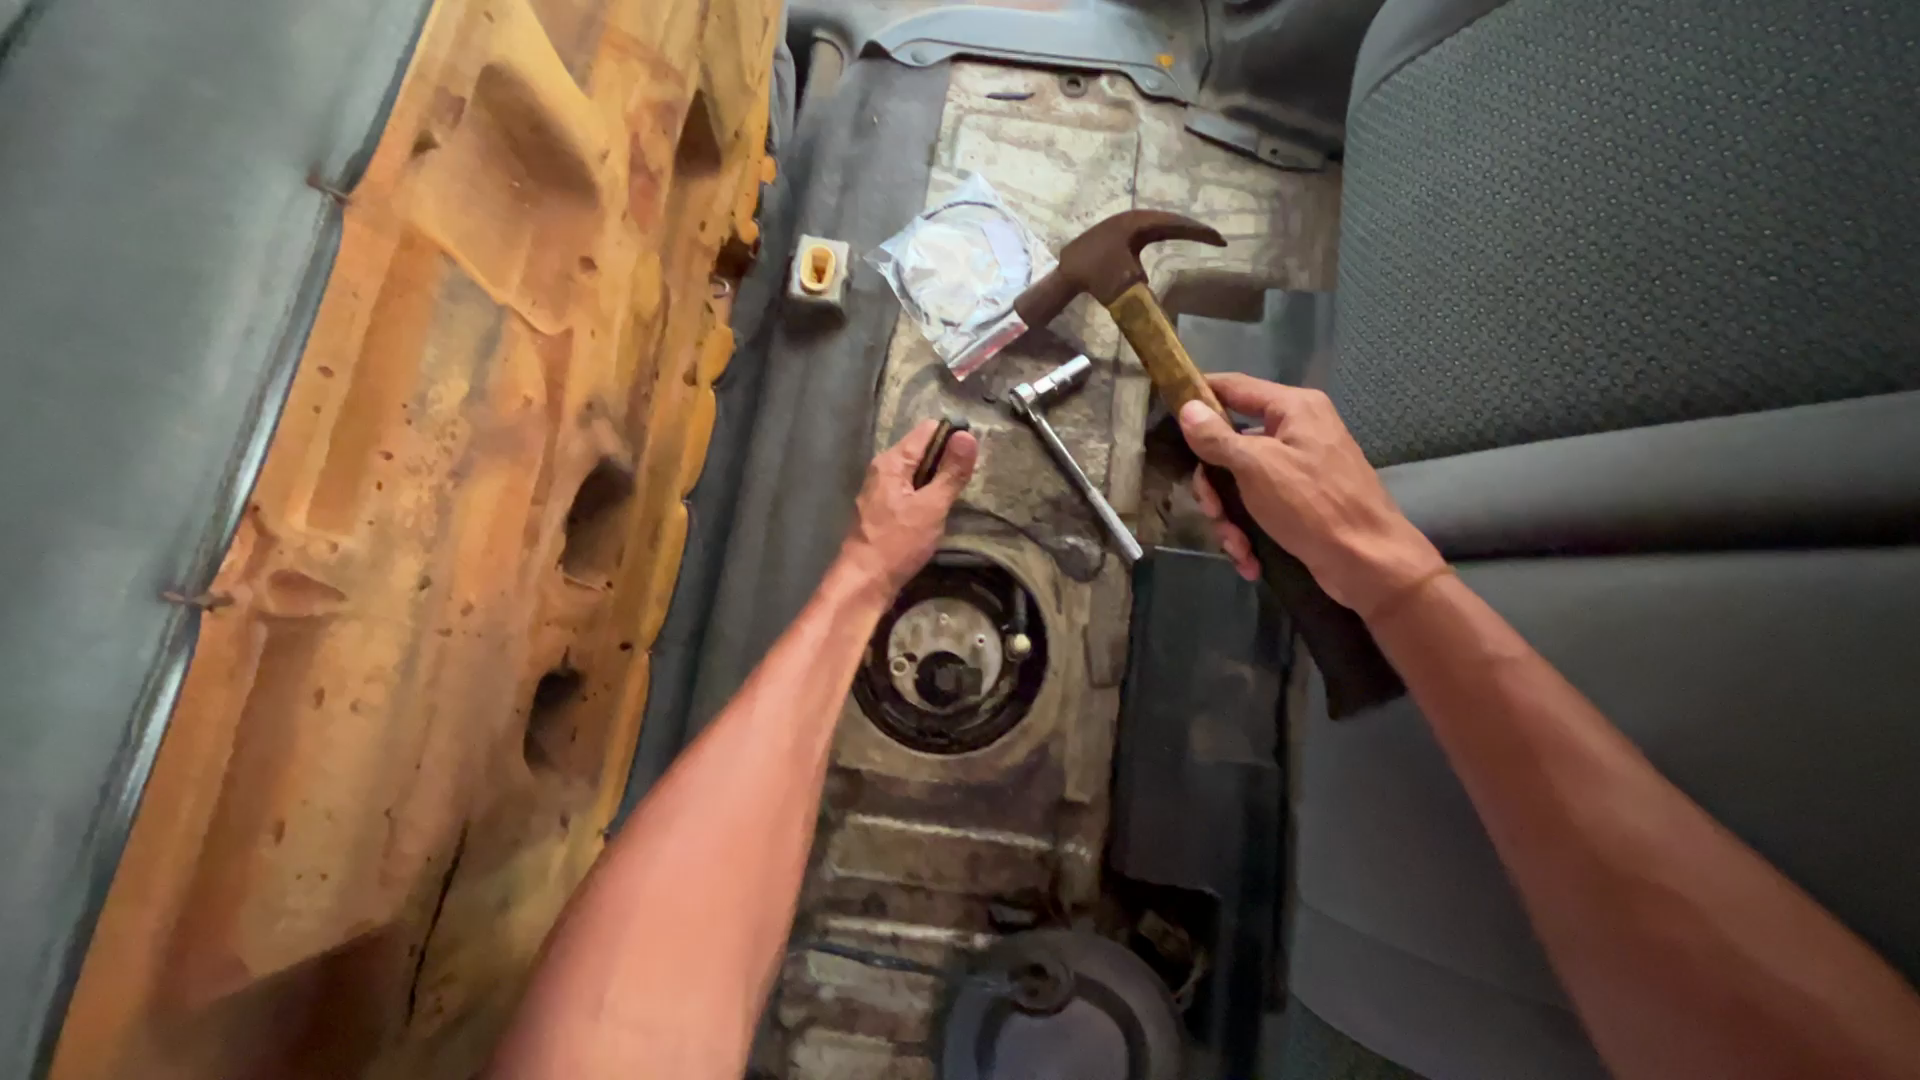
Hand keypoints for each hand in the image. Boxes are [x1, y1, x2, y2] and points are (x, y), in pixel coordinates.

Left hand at [839, 418, 980, 593]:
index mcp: (892, 461)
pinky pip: (910, 492)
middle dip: (946, 462)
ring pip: (917, 474)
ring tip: (955, 498)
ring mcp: (881, 490)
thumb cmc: (897, 543)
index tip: (971, 458)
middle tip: (966, 482)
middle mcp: (883, 469)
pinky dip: (925, 497)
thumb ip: (950, 472)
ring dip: (937, 482)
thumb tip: (967, 436)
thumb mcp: (931, 507)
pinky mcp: (883, 510)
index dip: (953, 438)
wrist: (864, 581)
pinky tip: (936, 514)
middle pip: (922, 451)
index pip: (928, 431)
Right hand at [1177, 374, 1444, 617]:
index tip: (1166, 411)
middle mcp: (1296, 433)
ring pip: (1238, 484)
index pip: (1234, 387)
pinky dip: (1248, 534)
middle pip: (1229, 446)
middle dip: (1214, 486)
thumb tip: (1187, 408)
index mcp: (1292, 409)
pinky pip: (1257, 509)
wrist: (1368, 564)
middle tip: (1211, 510)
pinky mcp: (1298, 504)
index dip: (1199, 395)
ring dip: (1229, 519)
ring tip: (1237, 546)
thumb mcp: (1257, 467)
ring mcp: (1297, 470)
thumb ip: (1217, 438)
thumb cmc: (1314, 505)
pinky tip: (1250, 560)